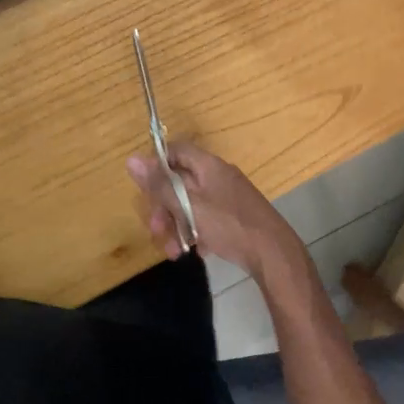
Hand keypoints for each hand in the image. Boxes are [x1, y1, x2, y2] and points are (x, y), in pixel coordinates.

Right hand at [127, 142, 302, 277]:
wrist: (272, 253)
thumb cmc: (229, 225)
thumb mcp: (189, 207)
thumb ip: (161, 186)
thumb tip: (131, 159)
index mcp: (207, 166)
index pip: (176, 150)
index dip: (157, 164)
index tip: (144, 188)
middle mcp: (216, 176)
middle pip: (179, 181)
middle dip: (163, 207)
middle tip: (157, 230)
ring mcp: (226, 197)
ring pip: (190, 204)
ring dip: (176, 226)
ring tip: (173, 252)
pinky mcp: (232, 217)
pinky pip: (204, 218)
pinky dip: (194, 233)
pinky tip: (193, 251)